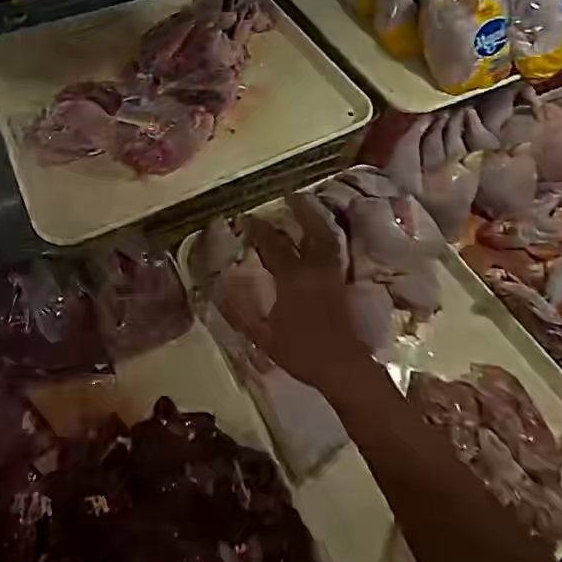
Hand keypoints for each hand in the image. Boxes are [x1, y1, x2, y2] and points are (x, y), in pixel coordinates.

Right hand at [241, 194, 373, 389]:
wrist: (342, 366)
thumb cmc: (301, 351)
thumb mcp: (264, 336)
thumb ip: (241, 313)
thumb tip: (219, 291)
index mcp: (292, 277)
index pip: (271, 245)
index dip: (256, 229)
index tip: (244, 218)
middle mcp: (313, 268)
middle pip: (305, 231)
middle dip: (295, 210)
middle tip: (286, 195)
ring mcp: (331, 274)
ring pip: (325, 237)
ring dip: (315, 219)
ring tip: (307, 207)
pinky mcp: (341, 283)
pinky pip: (334, 250)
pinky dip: (326, 237)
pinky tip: (320, 236)